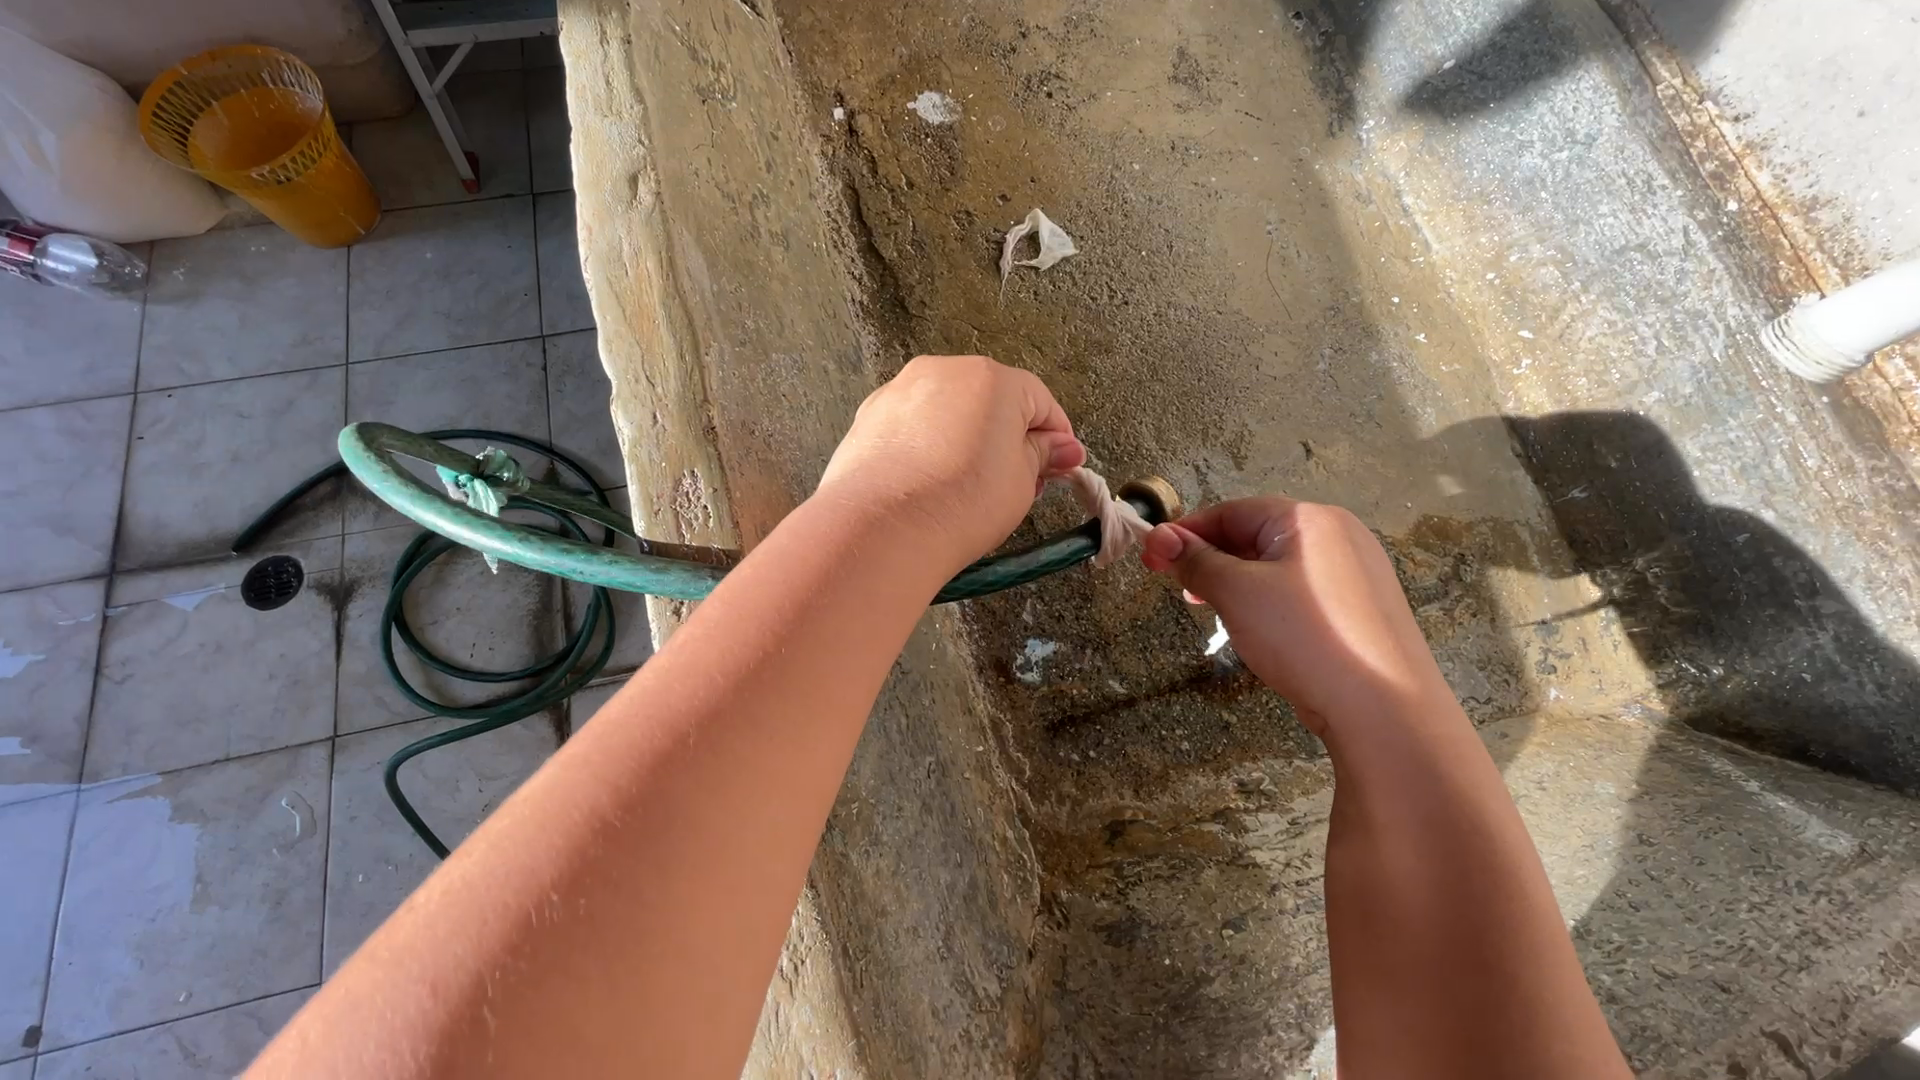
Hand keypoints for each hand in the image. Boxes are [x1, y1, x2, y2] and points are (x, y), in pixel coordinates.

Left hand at [817, 355, 1085, 571]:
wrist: (882, 528)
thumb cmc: (962, 503)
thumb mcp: (1022, 482)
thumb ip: (1043, 455)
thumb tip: (1063, 447)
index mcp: (992, 378)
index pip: (1039, 401)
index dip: (1056, 437)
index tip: (1061, 468)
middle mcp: (943, 371)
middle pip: (991, 401)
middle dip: (1010, 438)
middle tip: (1020, 484)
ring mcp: (900, 391)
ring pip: (949, 412)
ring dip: (967, 441)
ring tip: (970, 489)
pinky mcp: (869, 417)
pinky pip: (913, 428)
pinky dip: (928, 449)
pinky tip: (930, 485)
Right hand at [1141, 497, 1453, 734]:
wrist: (1385, 708)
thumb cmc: (1303, 636)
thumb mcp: (1237, 593)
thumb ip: (1196, 561)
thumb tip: (1159, 537)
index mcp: (1308, 518)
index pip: (1231, 512)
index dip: (1186, 533)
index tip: (1151, 560)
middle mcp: (1338, 534)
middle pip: (1257, 535)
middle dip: (1211, 559)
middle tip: (1182, 591)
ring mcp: (1357, 571)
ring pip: (1279, 565)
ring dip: (1238, 581)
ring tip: (1216, 612)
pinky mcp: (1364, 608)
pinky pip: (1303, 590)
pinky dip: (1270, 600)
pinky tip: (1260, 629)